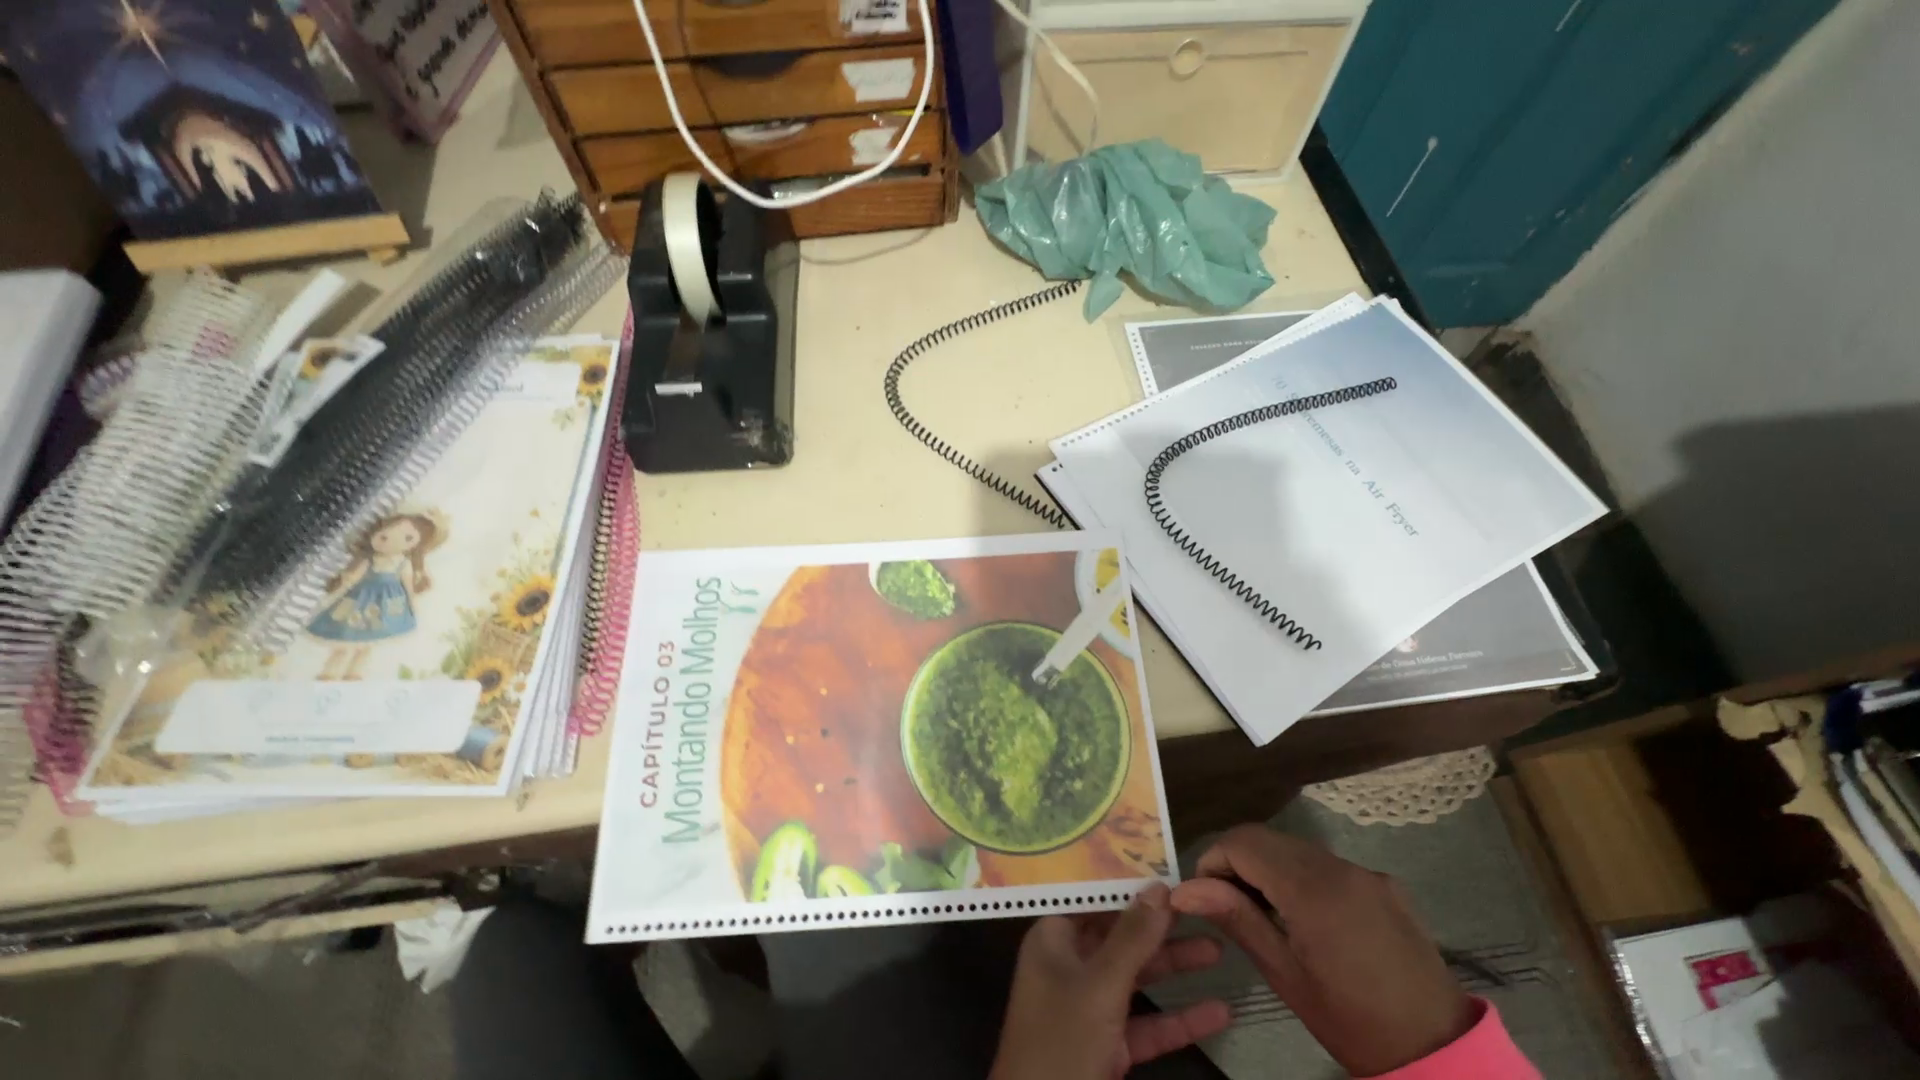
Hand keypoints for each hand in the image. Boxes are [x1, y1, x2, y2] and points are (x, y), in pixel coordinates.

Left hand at [990, 883, 1231, 1079]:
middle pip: (1119, 936)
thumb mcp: (1100, 986)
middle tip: (1204, 907)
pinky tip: (1219, 1013)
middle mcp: (1068, 966)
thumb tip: (1158, 888)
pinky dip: (1177, 1020)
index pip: (1092, 899)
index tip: (1166, 868)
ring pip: (1136, 978)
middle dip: (1160, 925)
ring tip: (1219, 949)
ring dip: (1174, 967)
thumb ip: (1132, 939)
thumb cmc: (1061, 1040)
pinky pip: (1145, 1024)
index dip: (1127, 883)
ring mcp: (1087, 1008)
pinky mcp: (1105, 1046)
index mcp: (1053, 940)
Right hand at [1171, 826, 1473, 1077]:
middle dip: (1237, 863)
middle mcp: (1341, 867)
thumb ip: (1236, 919)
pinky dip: (1301, 878)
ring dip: (1268, 869)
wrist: (1438, 1048)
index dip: (1213, 861)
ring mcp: (1367, 872)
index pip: (1242, 841)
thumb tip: (1184, 889)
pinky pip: (1327, 865)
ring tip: (1264, 917)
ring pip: (1296, 849)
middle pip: (1268, 839)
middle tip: (1228, 908)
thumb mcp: (1284, 974)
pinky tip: (1305, 920)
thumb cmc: (1351, 1020)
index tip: (1205, 898)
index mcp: (1313, 889)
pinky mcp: (1384, 884)